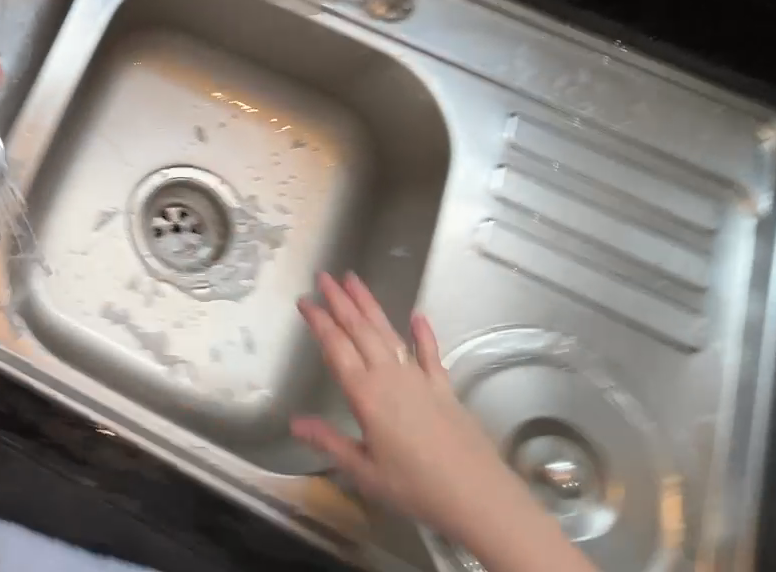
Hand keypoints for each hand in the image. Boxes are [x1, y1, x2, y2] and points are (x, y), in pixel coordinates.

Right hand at [293, 273, 561, 558]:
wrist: (481, 499)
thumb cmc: (417, 487)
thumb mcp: (365, 471)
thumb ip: (329, 442)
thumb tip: (294, 423)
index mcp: (365, 394)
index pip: (335, 347)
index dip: (318, 321)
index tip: (304, 300)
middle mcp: (390, 377)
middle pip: (360, 330)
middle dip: (340, 301)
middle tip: (324, 276)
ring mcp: (420, 379)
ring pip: (389, 333)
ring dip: (370, 305)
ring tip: (355, 280)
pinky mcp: (445, 389)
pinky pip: (430, 354)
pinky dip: (423, 333)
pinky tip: (417, 316)